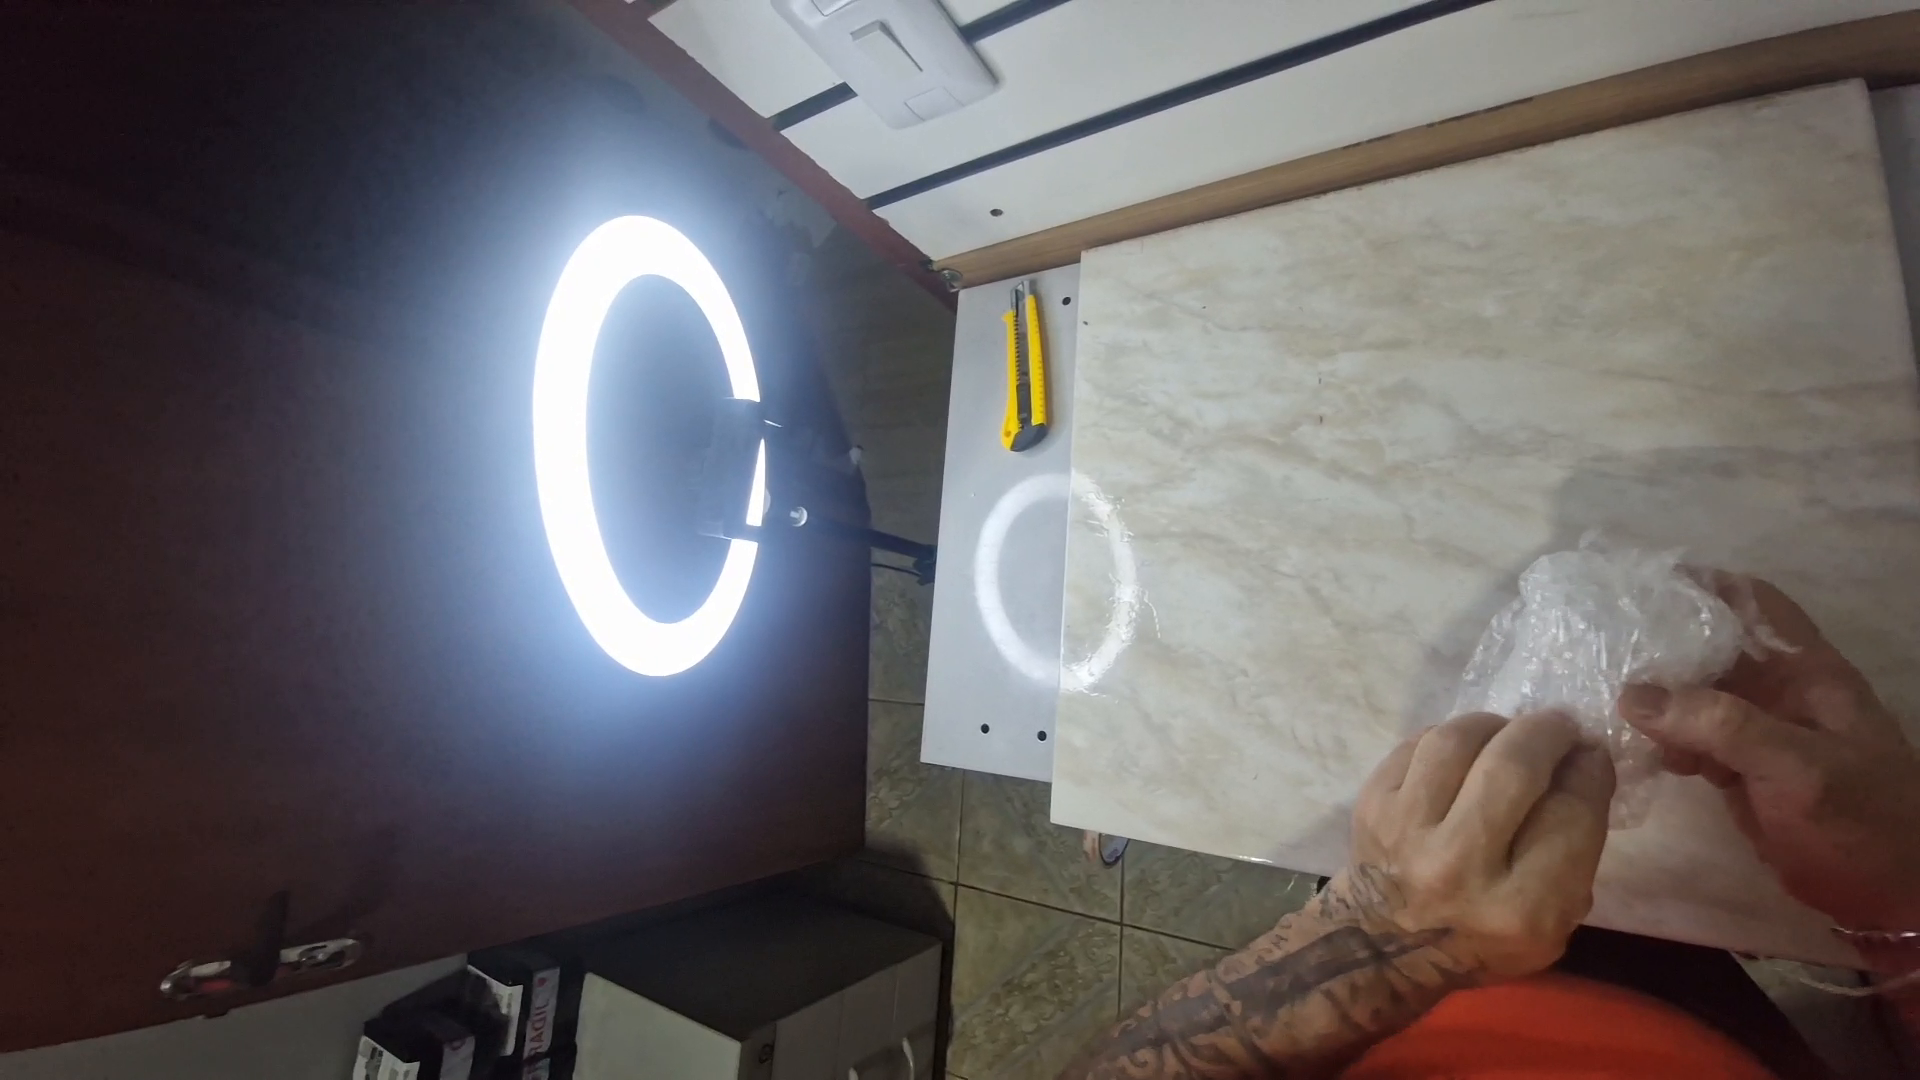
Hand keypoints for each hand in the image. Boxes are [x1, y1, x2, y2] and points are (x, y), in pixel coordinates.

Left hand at [1322, 711, 1614, 983]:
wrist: (1385, 934)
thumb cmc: (1481, 933)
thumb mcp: (1552, 920)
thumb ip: (1573, 850)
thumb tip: (1583, 763)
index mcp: (1522, 907)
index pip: (1570, 817)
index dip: (1589, 772)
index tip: (1593, 752)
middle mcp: (1460, 862)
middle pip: (1511, 769)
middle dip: (1544, 734)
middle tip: (1557, 724)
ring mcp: (1407, 827)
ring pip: (1453, 743)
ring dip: (1491, 723)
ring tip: (1509, 728)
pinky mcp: (1371, 800)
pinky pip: (1414, 745)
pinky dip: (1446, 735)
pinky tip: (1465, 743)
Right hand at [1618, 576, 1919, 933]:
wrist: (1890, 900)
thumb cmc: (1865, 824)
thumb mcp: (1801, 770)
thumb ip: (1720, 724)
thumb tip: (1628, 694)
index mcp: (1805, 674)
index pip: (1752, 602)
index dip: (1698, 583)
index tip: (1633, 584)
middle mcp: (1772, 689)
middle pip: (1702, 640)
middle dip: (1648, 635)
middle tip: (1587, 634)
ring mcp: (1747, 725)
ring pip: (1681, 685)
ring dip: (1638, 685)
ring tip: (1587, 684)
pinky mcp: (1725, 759)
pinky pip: (1673, 727)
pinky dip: (1643, 727)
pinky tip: (1618, 736)